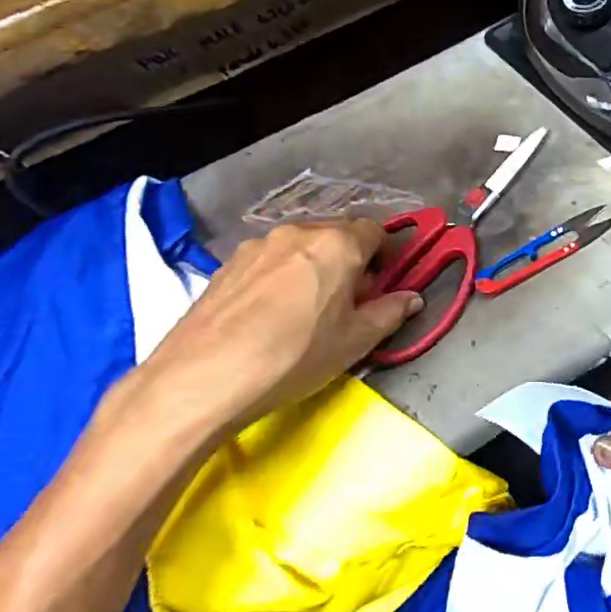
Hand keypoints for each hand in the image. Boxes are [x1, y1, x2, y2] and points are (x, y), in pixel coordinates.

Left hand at [123, 220, 421, 441]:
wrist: (200, 380)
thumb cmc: (296, 355)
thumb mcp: (358, 339)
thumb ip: (391, 312)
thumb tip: (410, 299)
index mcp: (338, 244)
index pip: (376, 230)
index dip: (385, 255)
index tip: (382, 285)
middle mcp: (297, 234)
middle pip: (337, 235)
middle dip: (350, 260)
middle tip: (350, 299)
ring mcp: (256, 247)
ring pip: (301, 248)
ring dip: (315, 267)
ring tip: (308, 308)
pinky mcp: (224, 266)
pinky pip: (270, 262)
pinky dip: (281, 277)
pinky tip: (273, 314)